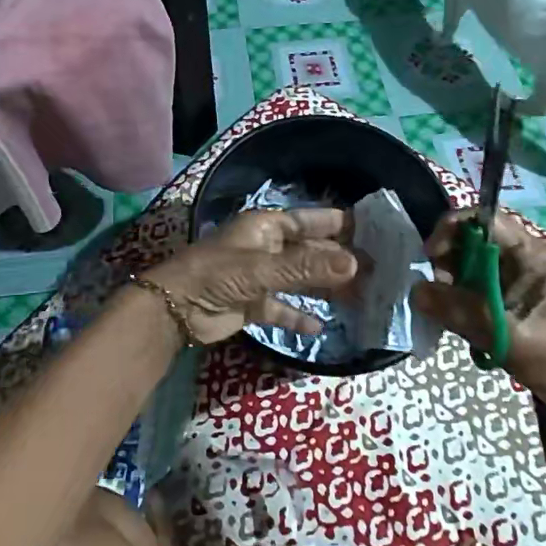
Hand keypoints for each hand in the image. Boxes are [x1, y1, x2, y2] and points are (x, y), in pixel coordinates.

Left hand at [138, 208, 359, 344]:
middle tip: (374, 269)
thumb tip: (355, 263)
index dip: (339, 224)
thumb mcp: (263, 268)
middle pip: (309, 251)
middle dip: (338, 260)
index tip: (371, 229)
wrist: (172, 311)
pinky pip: (283, 308)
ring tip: (358, 296)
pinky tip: (320, 326)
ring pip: (300, 279)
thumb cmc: (216, 275)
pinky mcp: (252, 303)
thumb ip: (307, 267)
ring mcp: (260, 276)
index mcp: (266, 226)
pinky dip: (298, 315)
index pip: (311, 220)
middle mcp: (266, 247)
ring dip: (324, 287)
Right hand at [413, 208, 545, 406]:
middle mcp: (529, 261)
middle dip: (450, 260)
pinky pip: (482, 290)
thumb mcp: (511, 337)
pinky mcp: (519, 304)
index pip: (487, 219)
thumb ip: (463, 313)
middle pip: (477, 242)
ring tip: (447, 313)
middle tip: (436, 292)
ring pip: (476, 267)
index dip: (453, 228)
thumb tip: (417, 290)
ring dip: (456, 285)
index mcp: (536, 256)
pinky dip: (466, 302)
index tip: (430, 255)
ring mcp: (524, 283)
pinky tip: (462, 326)